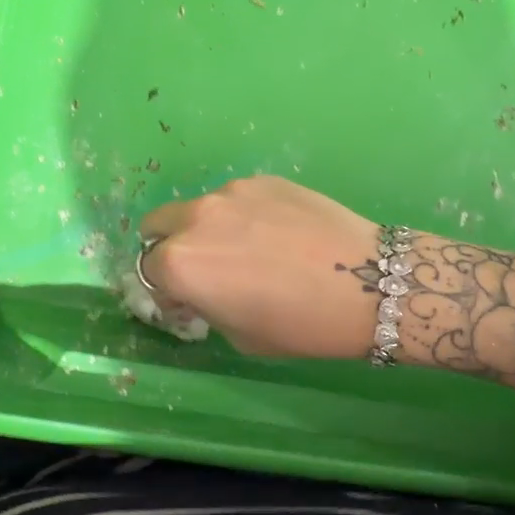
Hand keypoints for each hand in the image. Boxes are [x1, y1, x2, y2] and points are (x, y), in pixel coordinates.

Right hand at [139, 175, 383, 357]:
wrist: (367, 283)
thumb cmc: (299, 324)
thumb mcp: (239, 335)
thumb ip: (206, 305)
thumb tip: (204, 291)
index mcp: (179, 263)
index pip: (146, 271)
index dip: (165, 291)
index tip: (188, 303)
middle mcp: (195, 218)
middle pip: (159, 226)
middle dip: (170, 248)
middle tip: (206, 270)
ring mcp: (230, 192)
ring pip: (200, 209)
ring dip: (209, 229)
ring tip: (252, 250)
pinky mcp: (263, 178)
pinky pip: (237, 198)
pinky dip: (243, 215)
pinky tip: (279, 234)